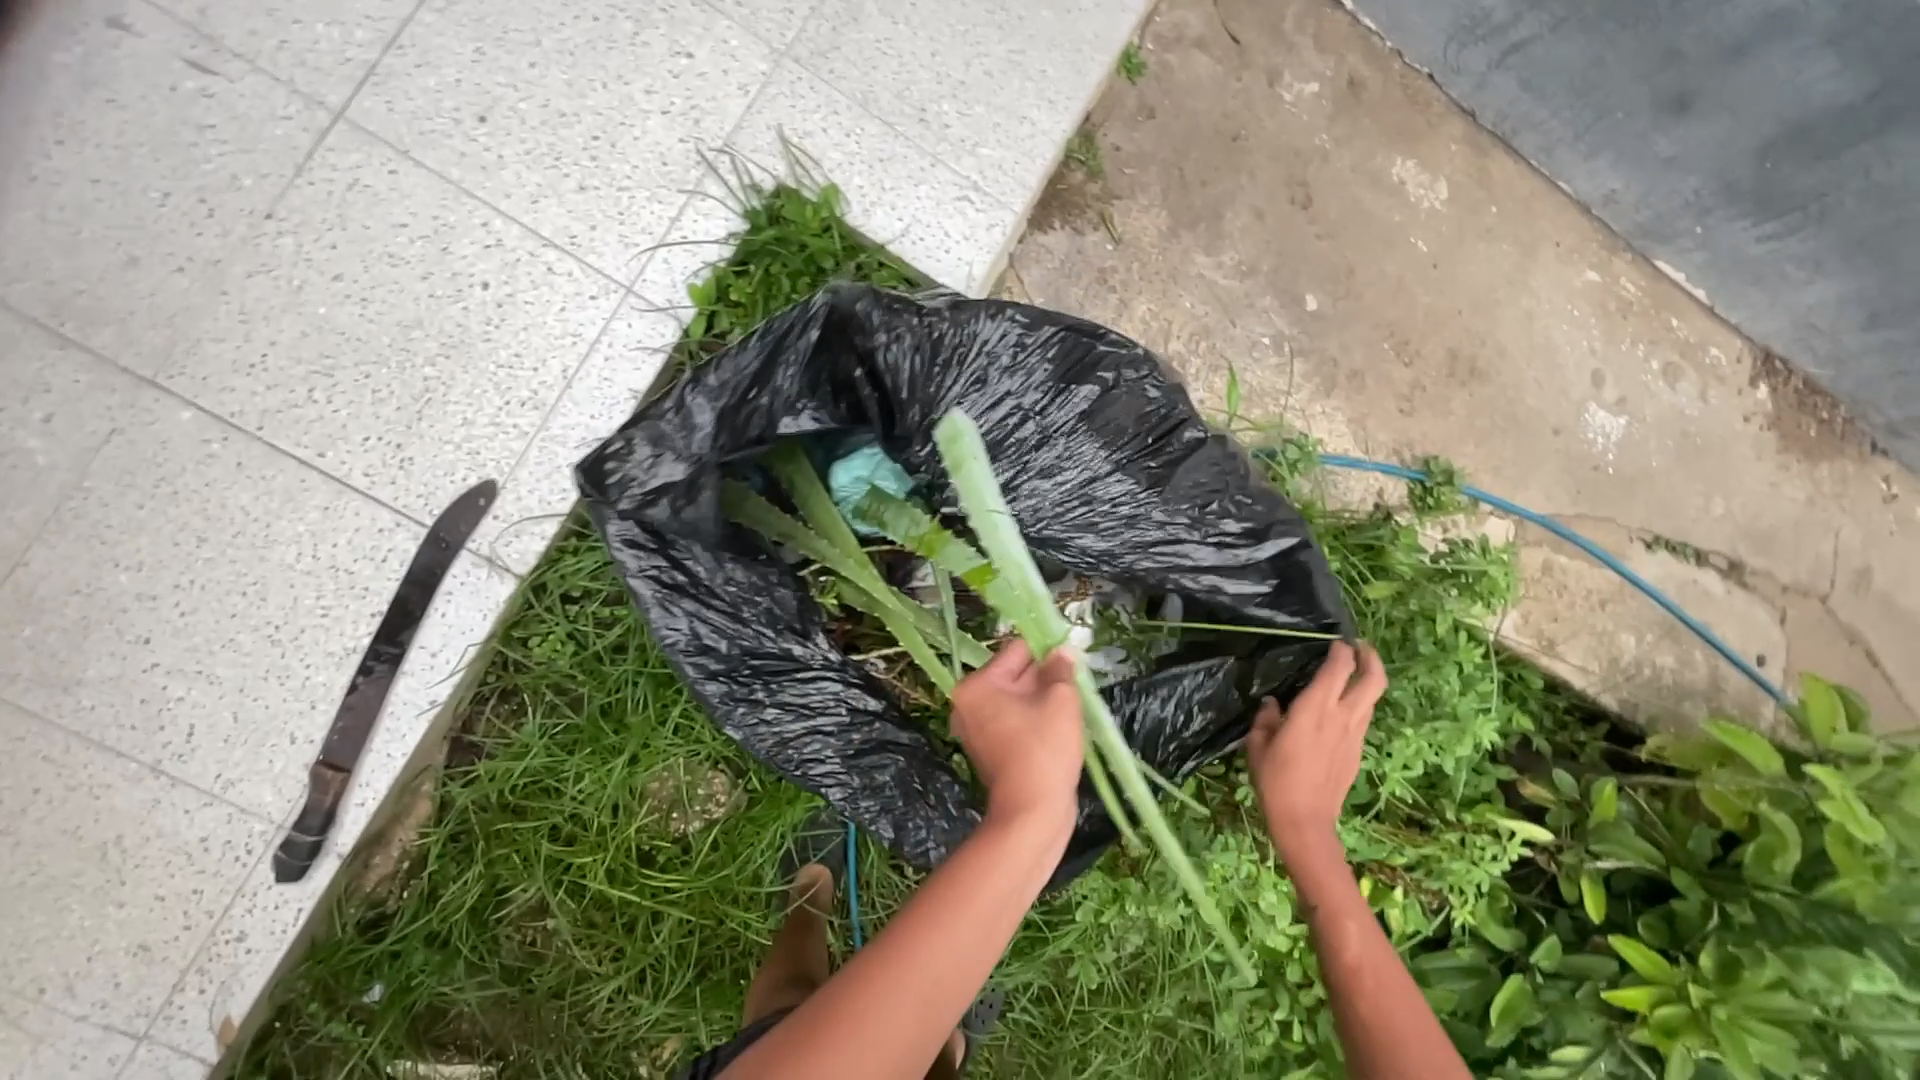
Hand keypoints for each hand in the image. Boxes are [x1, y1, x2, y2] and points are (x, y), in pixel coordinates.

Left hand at [951, 641, 1084, 828]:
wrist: (1032, 813)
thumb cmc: (1044, 750)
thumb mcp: (1060, 700)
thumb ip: (1060, 669)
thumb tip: (1061, 651)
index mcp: (976, 686)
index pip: (1016, 651)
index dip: (1047, 651)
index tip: (1071, 658)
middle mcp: (967, 704)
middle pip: (1015, 675)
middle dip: (1045, 678)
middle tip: (1074, 686)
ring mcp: (976, 730)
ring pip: (1017, 700)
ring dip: (1043, 700)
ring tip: (1069, 711)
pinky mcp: (989, 750)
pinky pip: (1015, 722)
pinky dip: (1035, 721)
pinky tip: (1059, 729)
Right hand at [1246, 641, 1386, 864]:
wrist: (1305, 820)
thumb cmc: (1275, 780)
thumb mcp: (1258, 745)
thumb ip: (1266, 719)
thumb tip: (1272, 704)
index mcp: (1314, 709)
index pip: (1338, 668)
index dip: (1340, 650)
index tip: (1333, 642)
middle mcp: (1342, 716)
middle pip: (1373, 678)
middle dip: (1370, 657)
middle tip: (1358, 647)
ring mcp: (1355, 735)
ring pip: (1371, 698)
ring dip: (1365, 681)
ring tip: (1349, 675)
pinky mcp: (1358, 751)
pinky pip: (1363, 718)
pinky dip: (1357, 705)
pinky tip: (1338, 711)